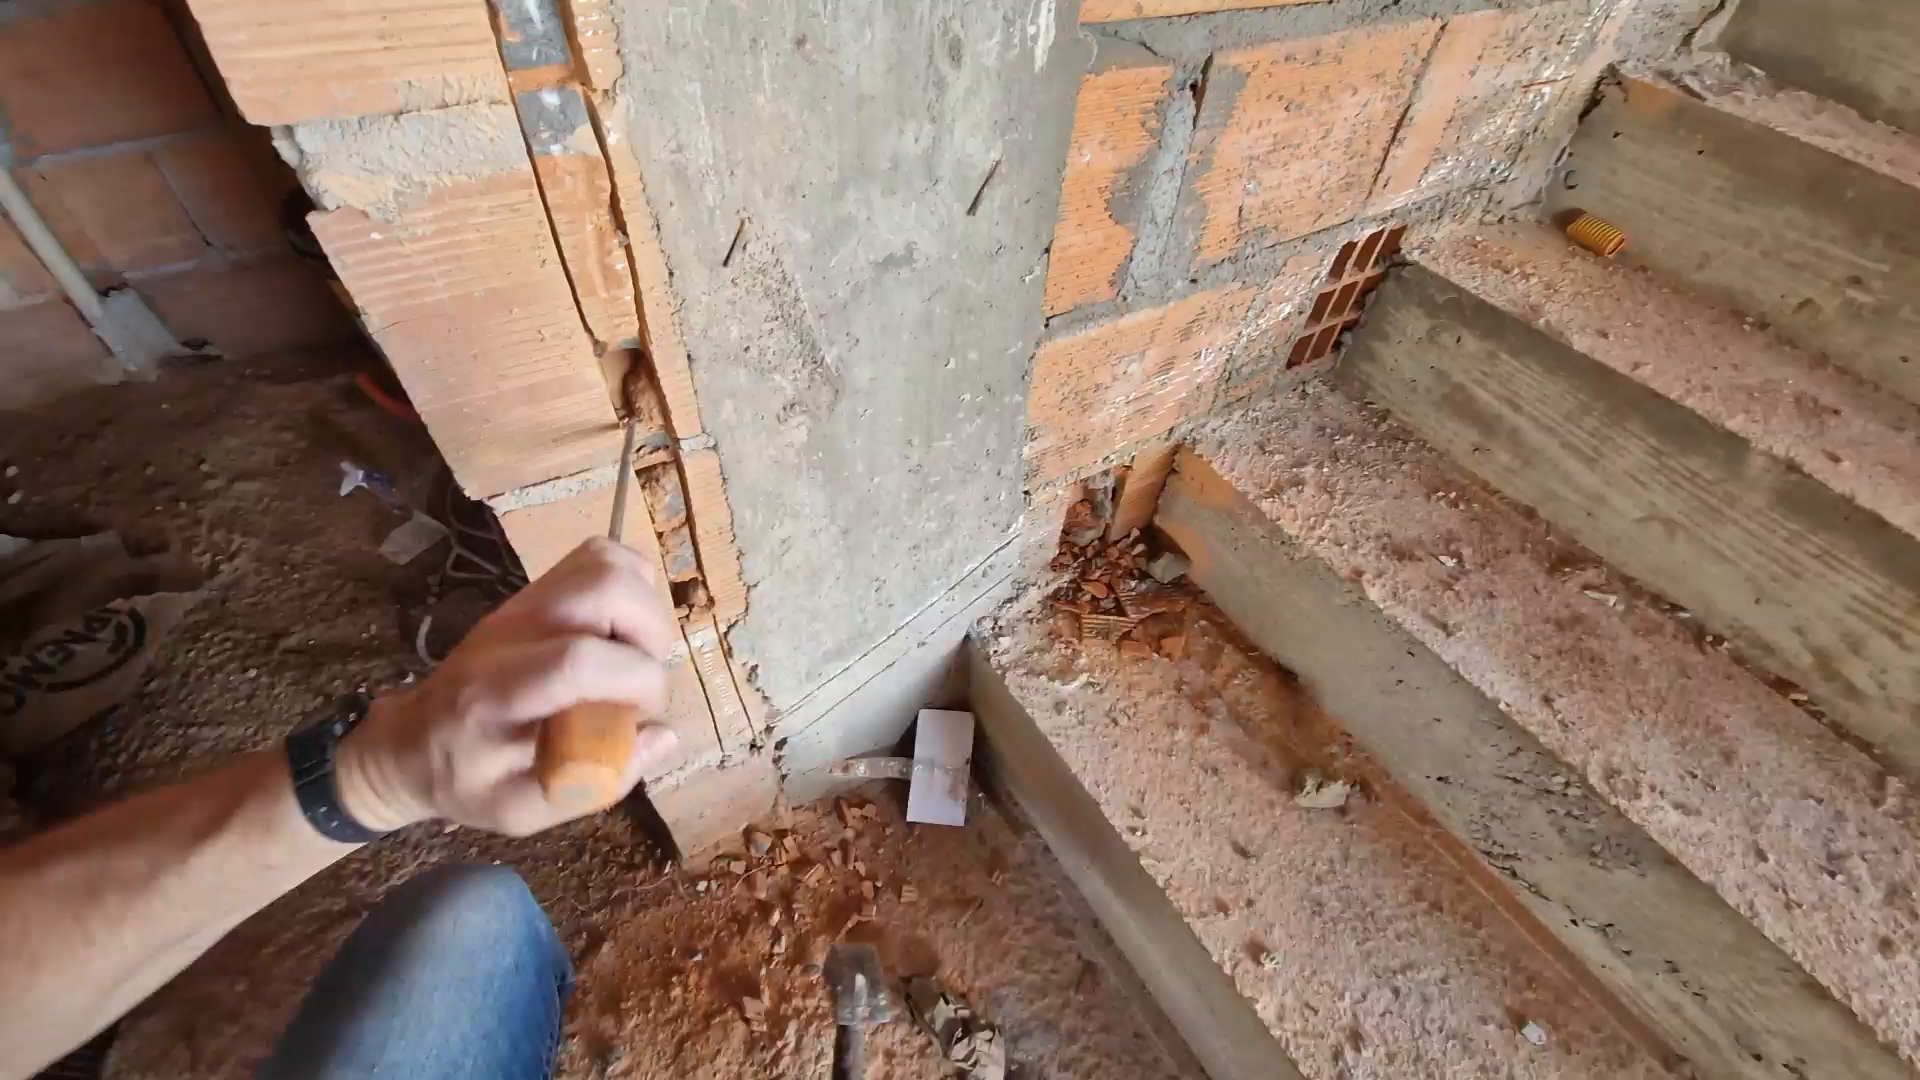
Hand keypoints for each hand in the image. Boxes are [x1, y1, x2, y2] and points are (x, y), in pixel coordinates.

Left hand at [334, 538, 681, 836]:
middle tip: (644, 673)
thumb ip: (596, 783)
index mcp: (495, 695)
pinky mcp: (537, 589)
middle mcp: (509, 632)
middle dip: (651, 631)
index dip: (638, 678)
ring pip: (607, 563)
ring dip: (645, 605)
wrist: (409, 741)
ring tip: (636, 651)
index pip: (578, 659)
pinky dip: (633, 582)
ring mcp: (522, 603)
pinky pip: (601, 555)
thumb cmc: (466, 781)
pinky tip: (626, 626)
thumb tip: (664, 735)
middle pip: (602, 587)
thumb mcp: (521, 811)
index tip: (645, 712)